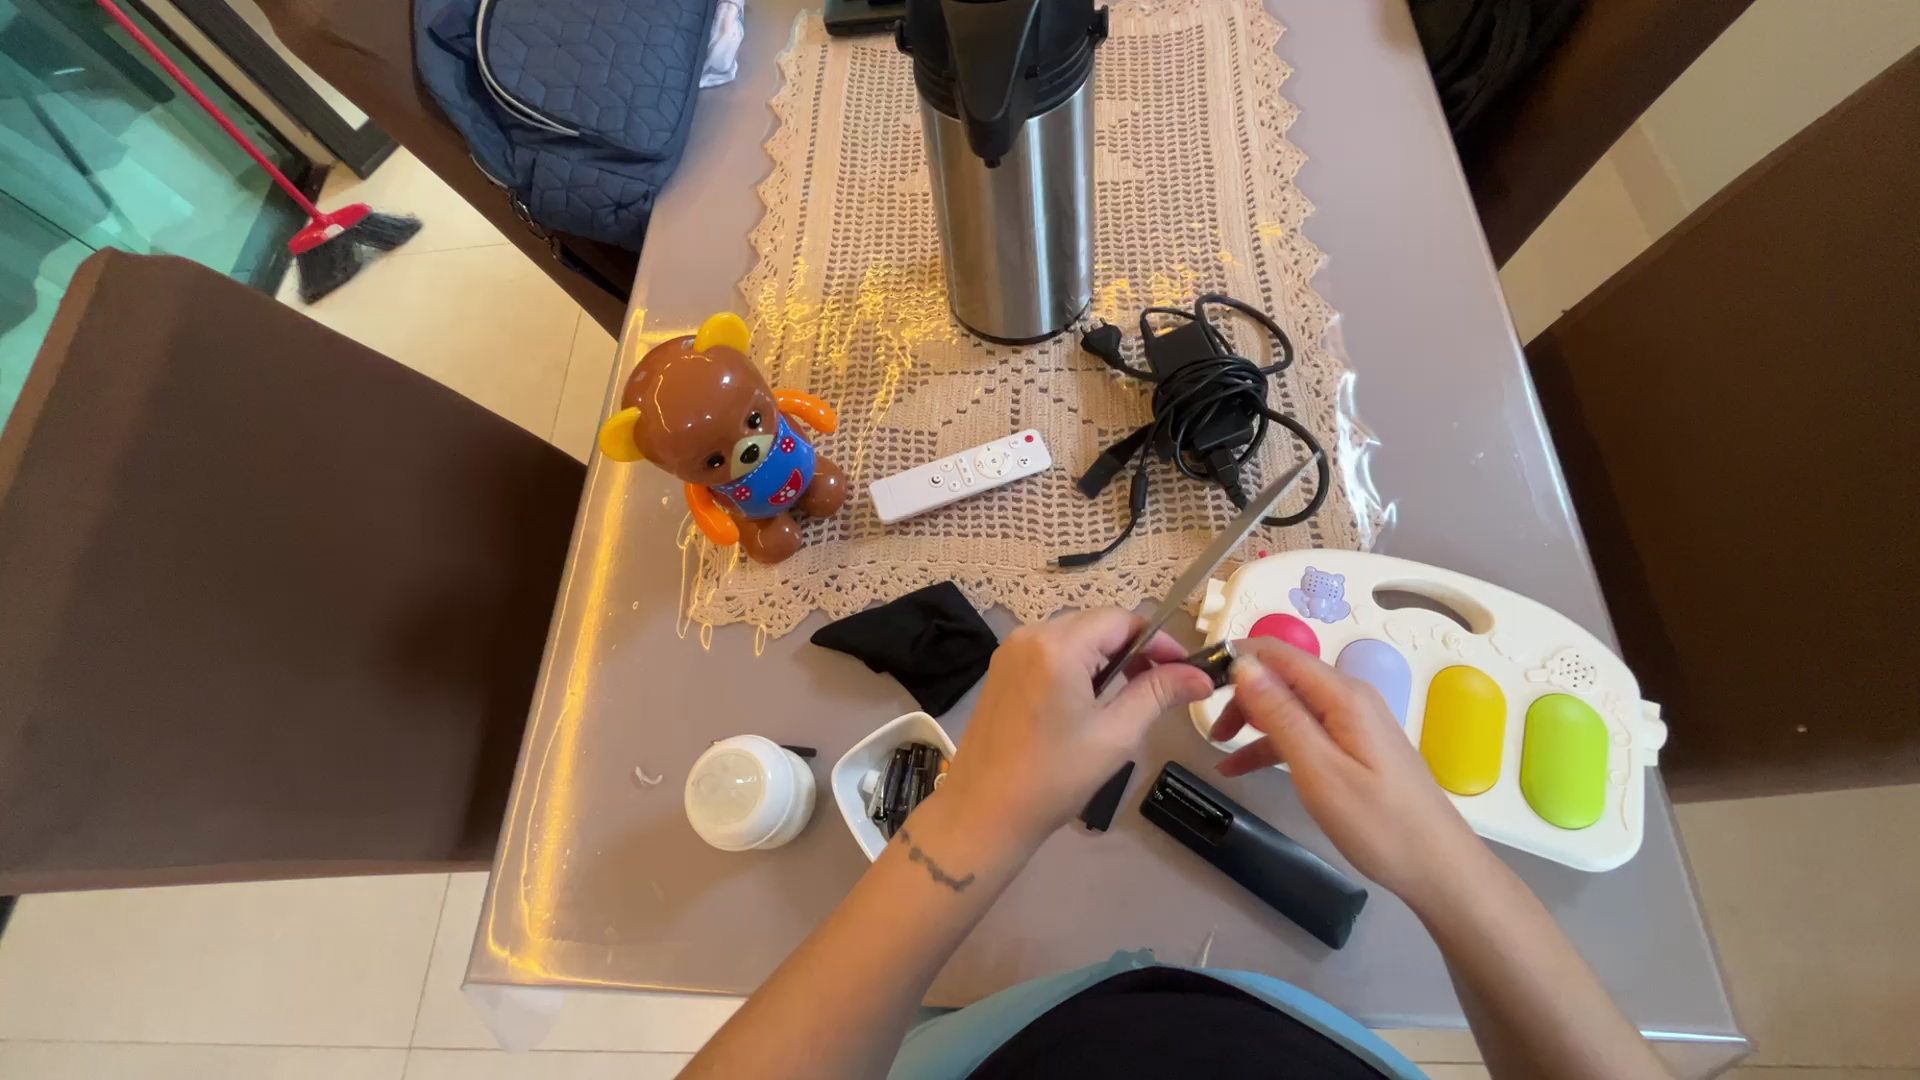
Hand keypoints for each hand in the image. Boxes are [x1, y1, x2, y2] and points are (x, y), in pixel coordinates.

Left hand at [939, 609, 1215, 851]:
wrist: (984, 810)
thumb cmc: (1054, 777)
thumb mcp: (1115, 735)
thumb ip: (1157, 694)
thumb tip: (1201, 675)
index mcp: (1057, 646)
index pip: (1120, 619)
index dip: (1156, 639)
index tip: (1183, 668)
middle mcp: (1029, 635)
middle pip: (1095, 622)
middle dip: (1131, 647)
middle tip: (1159, 683)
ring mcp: (1010, 650)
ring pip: (1072, 634)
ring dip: (1104, 655)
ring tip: (1126, 694)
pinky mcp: (1001, 668)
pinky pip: (1049, 649)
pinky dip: (1076, 663)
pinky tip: (1087, 698)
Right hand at [1208, 638, 1485, 901]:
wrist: (1441, 872)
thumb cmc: (1380, 824)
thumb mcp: (1319, 771)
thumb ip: (1280, 715)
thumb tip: (1243, 665)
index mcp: (1341, 695)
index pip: (1276, 652)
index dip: (1234, 657)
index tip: (1198, 681)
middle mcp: (1347, 697)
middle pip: (1279, 675)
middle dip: (1238, 692)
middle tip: (1206, 722)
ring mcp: (1350, 721)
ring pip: (1286, 703)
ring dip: (1249, 720)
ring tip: (1218, 748)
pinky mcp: (1350, 745)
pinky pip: (1300, 731)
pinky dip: (1268, 744)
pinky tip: (1238, 768)